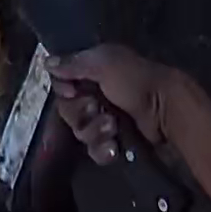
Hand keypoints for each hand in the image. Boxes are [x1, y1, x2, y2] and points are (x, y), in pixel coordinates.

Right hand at [48, 44, 179, 163]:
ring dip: (95, 130)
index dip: (64, 90)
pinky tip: (115, 146)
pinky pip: (95, 150)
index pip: (61, 83)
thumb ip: (73, 63)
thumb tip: (46, 61)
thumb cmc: (133, 79)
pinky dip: (104, 149)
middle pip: (67, 110)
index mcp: (90, 70)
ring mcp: (103, 118)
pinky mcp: (114, 141)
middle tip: (96, 108)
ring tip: (113, 127)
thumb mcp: (103, 63)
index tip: (72, 91)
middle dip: (80, 113)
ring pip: (81, 131)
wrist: (164, 108)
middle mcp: (93, 93)